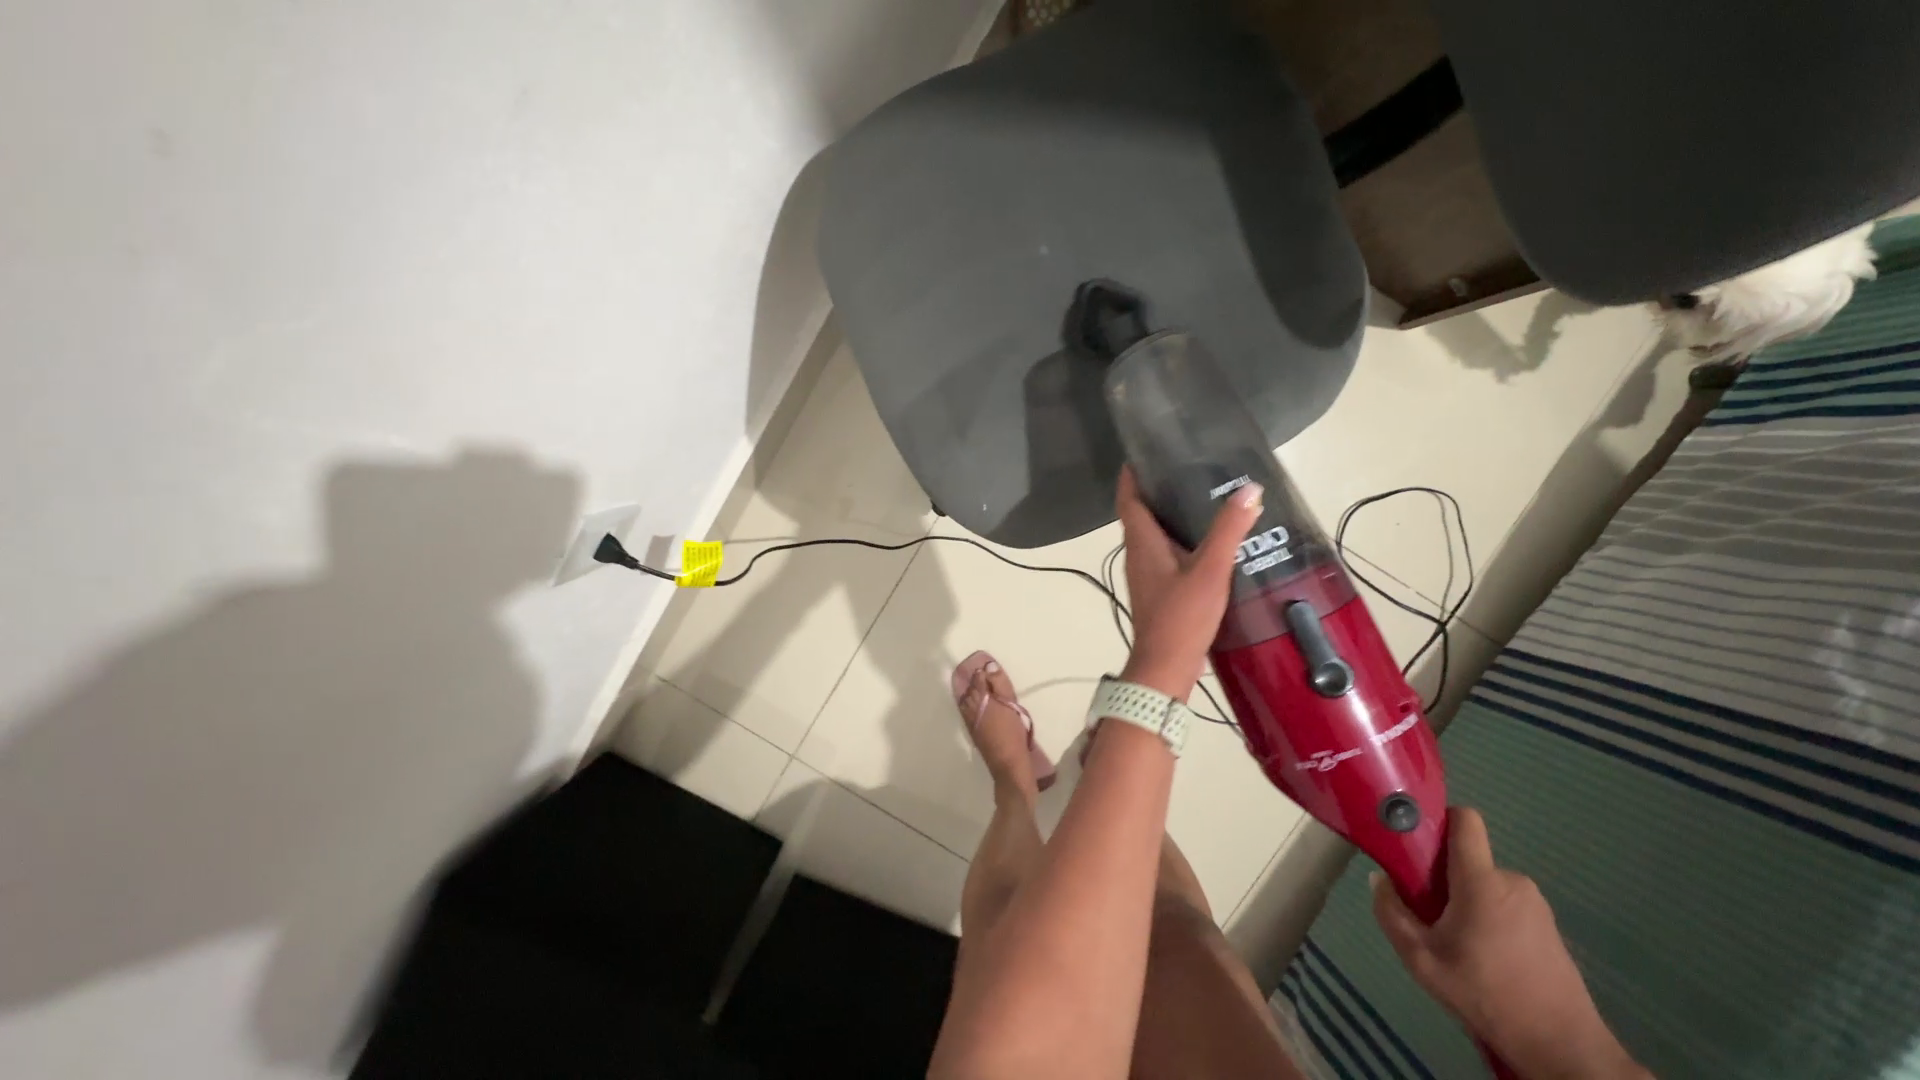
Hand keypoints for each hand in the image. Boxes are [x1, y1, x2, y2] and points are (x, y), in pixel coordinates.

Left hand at [1113, 466, 1262, 701]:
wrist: (1166, 666)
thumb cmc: (1182, 616)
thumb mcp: (1210, 569)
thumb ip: (1228, 530)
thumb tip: (1249, 489)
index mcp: (1141, 542)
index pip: (1128, 497)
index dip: (1132, 473)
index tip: (1145, 449)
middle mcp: (1137, 554)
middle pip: (1141, 513)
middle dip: (1158, 488)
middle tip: (1186, 465)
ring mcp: (1145, 574)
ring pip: (1154, 534)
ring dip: (1171, 514)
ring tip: (1202, 494)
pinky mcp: (1158, 590)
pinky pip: (1165, 553)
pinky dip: (1180, 539)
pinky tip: (1207, 540)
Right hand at [1373, 809, 1648, 1079]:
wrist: (1562, 1045)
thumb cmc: (1486, 996)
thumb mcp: (1420, 959)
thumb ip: (1391, 912)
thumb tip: (1380, 879)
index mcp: (1482, 881)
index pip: (1465, 820)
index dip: (1438, 819)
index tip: (1414, 843)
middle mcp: (1512, 881)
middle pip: (1466, 859)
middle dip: (1441, 877)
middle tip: (1426, 913)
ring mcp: (1534, 903)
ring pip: (1483, 884)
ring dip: (1463, 901)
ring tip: (1454, 943)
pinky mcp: (1547, 924)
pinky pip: (1503, 903)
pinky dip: (1486, 917)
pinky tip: (1482, 957)